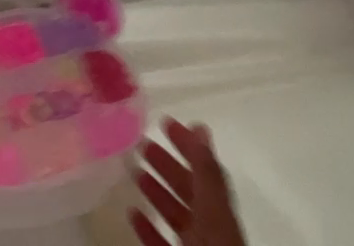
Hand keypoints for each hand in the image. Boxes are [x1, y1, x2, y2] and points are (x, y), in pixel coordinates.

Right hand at [130, 117, 246, 245]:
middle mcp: (210, 230)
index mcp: (220, 214)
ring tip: (134, 171)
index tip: (164, 121)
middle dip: (168, 165)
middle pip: (189, 192)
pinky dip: (149, 228)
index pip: (205, 171)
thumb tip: (201, 127)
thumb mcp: (211, 215)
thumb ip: (206, 174)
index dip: (188, 145)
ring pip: (176, 216)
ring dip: (157, 192)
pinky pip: (162, 244)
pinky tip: (133, 215)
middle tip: (142, 142)